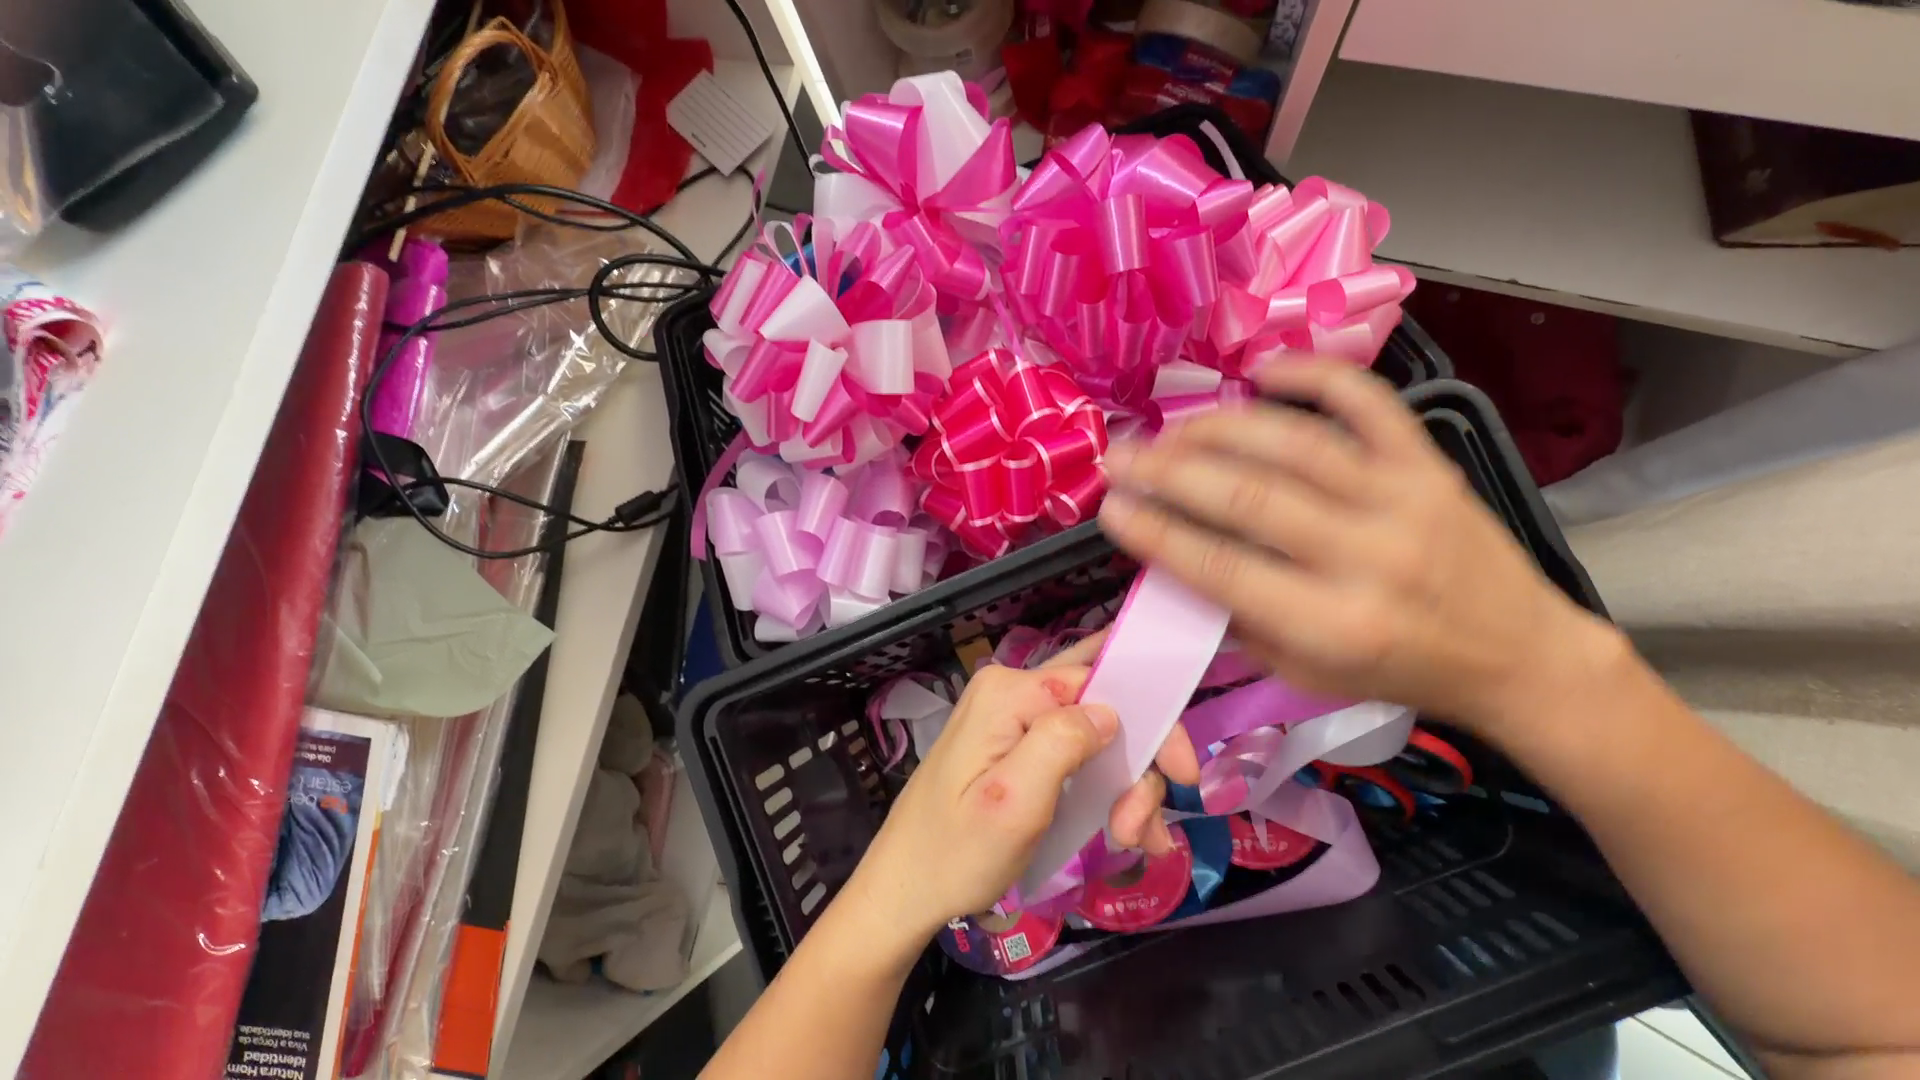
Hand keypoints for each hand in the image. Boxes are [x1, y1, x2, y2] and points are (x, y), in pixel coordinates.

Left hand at [846, 651, 1199, 944]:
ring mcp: (1014, 718)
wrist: (906, 890)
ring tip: (1133, 841)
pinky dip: (1106, 788)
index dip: (1151, 722)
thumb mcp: (1013, 803)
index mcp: (1009, 692)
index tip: (1180, 777)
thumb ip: (1061, 743)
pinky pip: (1077, 752)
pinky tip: (1123, 830)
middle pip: (1105, 705)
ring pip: (1098, 733)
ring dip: (1125, 785)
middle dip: (1136, 765)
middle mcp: (1013, 691)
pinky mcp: (1017, 746)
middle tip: (1142, 830)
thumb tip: (1110, 711)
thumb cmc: (956, 853)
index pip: (1102, 681)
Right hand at [1097, 359, 1620, 736]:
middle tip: (1120, 459)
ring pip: (1295, 446)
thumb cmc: (1398, 671)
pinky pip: (1368, 404)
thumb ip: (1238, 622)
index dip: (1156, 533)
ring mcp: (1402, 500)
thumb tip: (1173, 562)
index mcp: (1333, 625)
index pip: (1222, 569)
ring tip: (1169, 429)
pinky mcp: (1428, 465)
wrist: (1516, 654)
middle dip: (1170, 473)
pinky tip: (1263, 370)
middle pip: (1249, 498)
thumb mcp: (1306, 675)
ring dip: (1219, 429)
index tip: (1111, 508)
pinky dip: (1314, 376)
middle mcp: (1367, 557)